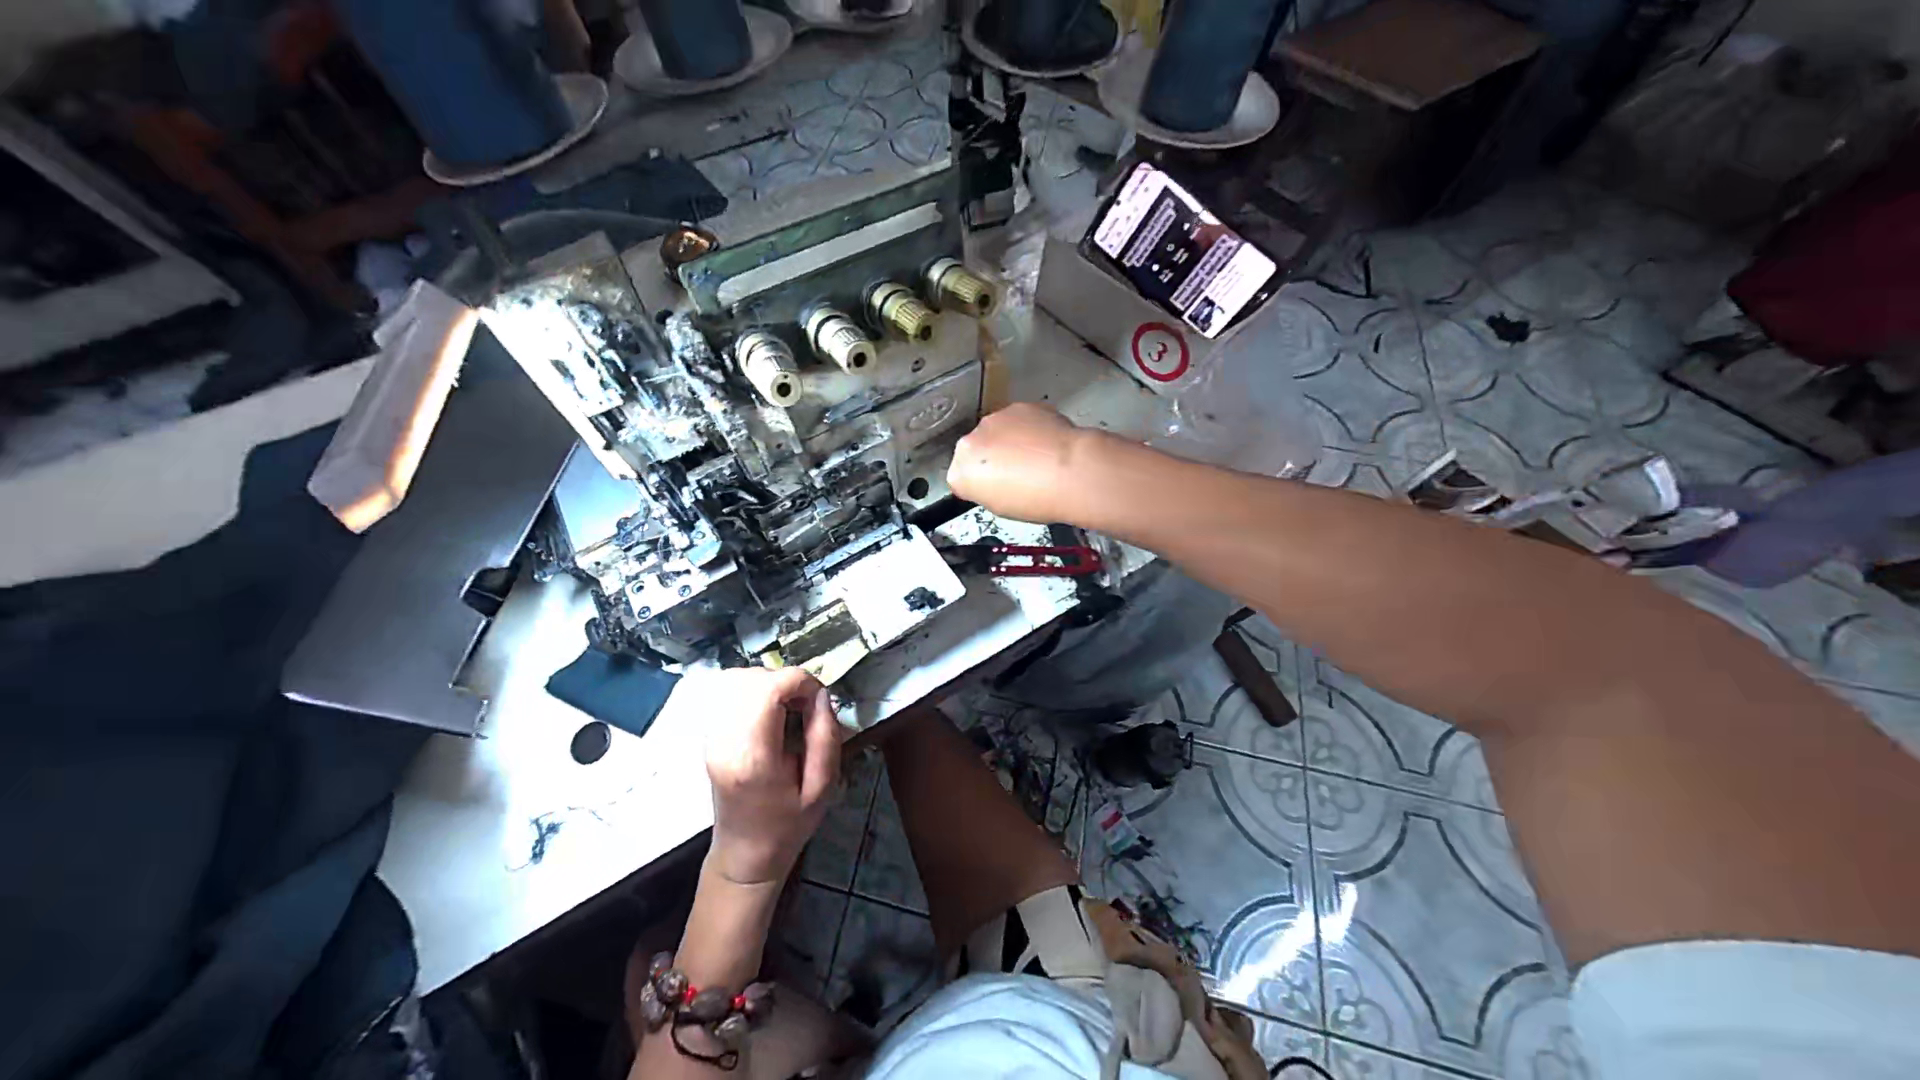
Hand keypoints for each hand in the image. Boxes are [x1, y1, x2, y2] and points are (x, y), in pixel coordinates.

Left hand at [698, 668, 843, 886]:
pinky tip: (770, 710)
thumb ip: (825, 737)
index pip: (768, 689)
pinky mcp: (710, 735)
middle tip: (806, 703)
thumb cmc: (787, 825)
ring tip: (789, 705)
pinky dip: (752, 690)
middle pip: (750, 679)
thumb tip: (821, 695)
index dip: (800, 681)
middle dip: (785, 680)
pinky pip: (727, 693)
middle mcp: (725, 740)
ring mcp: (712, 737)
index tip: (818, 698)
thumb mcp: (822, 787)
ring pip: (735, 679)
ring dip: (768, 682)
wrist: (745, 854)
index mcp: (753, 756)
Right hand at [948, 403, 1097, 523]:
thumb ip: (986, 491)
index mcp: (960, 474)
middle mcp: (970, 442)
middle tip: (1017, 475)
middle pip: (976, 450)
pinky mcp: (1018, 407)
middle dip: (992, 458)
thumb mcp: (1001, 509)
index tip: (996, 489)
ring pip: (996, 431)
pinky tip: (1046, 445)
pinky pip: (1018, 420)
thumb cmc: (1038, 497)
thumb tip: (993, 483)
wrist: (1070, 472)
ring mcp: (994, 420)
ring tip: (1036, 460)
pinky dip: (1029, 429)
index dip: (980, 484)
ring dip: (1010, 441)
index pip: (961, 478)